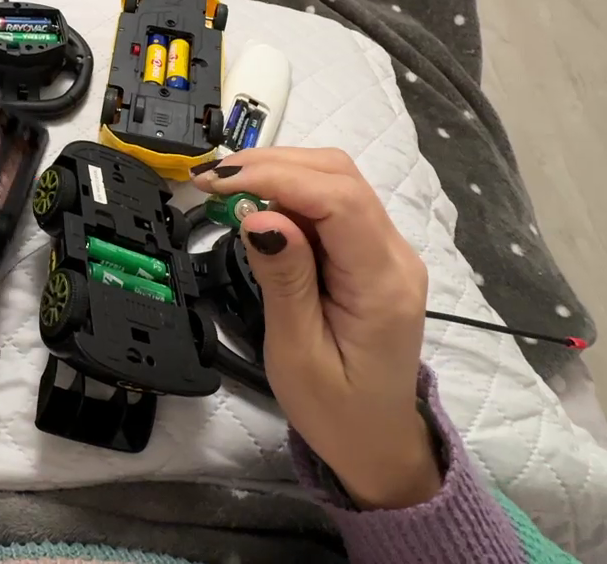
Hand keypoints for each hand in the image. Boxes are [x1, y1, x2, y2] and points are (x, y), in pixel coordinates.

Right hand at [197, 148, 439, 509]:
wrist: (378, 442)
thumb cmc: (335, 409)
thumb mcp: (297, 353)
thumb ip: (284, 281)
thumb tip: (257, 217)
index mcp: (382, 284)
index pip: (338, 201)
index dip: (277, 178)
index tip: (219, 182)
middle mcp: (395, 255)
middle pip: (339, 175)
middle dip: (272, 164)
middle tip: (211, 179)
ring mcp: (387, 249)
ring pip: (336, 178)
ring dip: (278, 170)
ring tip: (224, 185)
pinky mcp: (371, 251)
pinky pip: (332, 200)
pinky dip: (288, 188)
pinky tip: (253, 200)